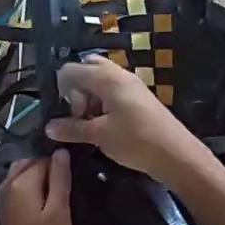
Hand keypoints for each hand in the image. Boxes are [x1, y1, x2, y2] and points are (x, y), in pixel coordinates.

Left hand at [0, 151, 71, 224]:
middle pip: (32, 163)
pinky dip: (33, 188)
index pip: (45, 159)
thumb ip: (60, 179)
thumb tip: (61, 151)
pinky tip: (46, 202)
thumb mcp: (59, 211)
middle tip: (67, 190)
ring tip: (59, 195)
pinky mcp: (6, 207)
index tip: (73, 184)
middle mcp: (7, 183)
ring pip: (24, 173)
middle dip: (49, 171)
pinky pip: (20, 186)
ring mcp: (4, 195)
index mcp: (20, 181)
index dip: (61, 169)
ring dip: (41, 179)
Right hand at [44, 56, 214, 186]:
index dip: (61, 89)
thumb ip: (72, 129)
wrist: (176, 154)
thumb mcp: (99, 135)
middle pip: (87, 70)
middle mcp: (119, 75)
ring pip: (99, 83)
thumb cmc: (136, 141)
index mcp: (107, 78)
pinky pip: (111, 93)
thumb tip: (48, 127)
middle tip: (78, 115)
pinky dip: (101, 105)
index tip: (66, 113)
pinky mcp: (137, 98)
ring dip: (88, 100)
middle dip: (76, 91)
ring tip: (90, 125)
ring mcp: (130, 85)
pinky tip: (103, 126)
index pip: (71, 70)